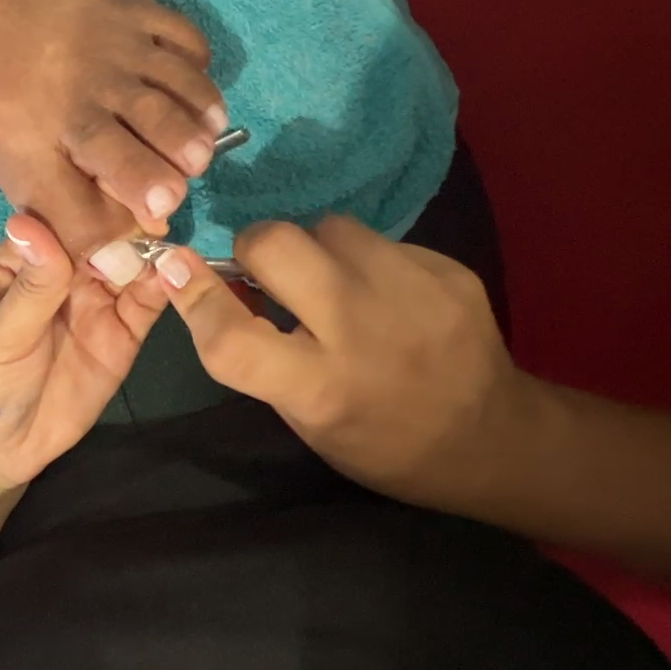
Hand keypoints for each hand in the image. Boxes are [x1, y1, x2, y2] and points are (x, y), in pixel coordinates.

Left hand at [0, 0, 223, 272]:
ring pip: (178, 102)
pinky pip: (185, 40)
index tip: (139, 227)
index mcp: (34, 153)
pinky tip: (192, 86)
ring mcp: (109, 51)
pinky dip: (198, 69)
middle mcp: (77, 106)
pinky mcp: (128, 7)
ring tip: (202, 145)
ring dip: (199, 129)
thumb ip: (59, 201)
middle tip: (177, 189)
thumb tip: (123, 239)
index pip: (87, 218)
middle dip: (170, 187)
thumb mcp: (5, 160)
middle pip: (143, 165)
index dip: (117, 235)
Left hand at [0, 213, 170, 504]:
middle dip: (129, 221)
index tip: (120, 182)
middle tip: (157, 207)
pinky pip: (147, 304)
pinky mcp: (122, 335)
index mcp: (25, 258)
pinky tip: (179, 273)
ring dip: (152, 250)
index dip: (89, 200)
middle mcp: (65, 270)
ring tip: (170, 239)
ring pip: (131, 263)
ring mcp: (97, 301)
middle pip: (104, 234)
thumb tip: (32, 220)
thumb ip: (30, 286)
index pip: (61, 217)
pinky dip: (165, 286)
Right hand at [156, 215, 525, 504]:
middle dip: (255, 248)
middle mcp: (364, 334)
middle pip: (276, 244)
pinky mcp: (448, 270)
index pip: (232, 336)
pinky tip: (383, 291)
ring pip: (327, 226)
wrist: (495, 440)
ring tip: (333, 282)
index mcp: (321, 388)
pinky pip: (377, 239)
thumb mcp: (305, 419)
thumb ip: (260, 353)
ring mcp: (413, 294)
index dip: (193, 297)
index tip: (174, 267)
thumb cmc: (379, 443)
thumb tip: (210, 281)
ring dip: (312, 248)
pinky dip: (362, 259)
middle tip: (267, 271)